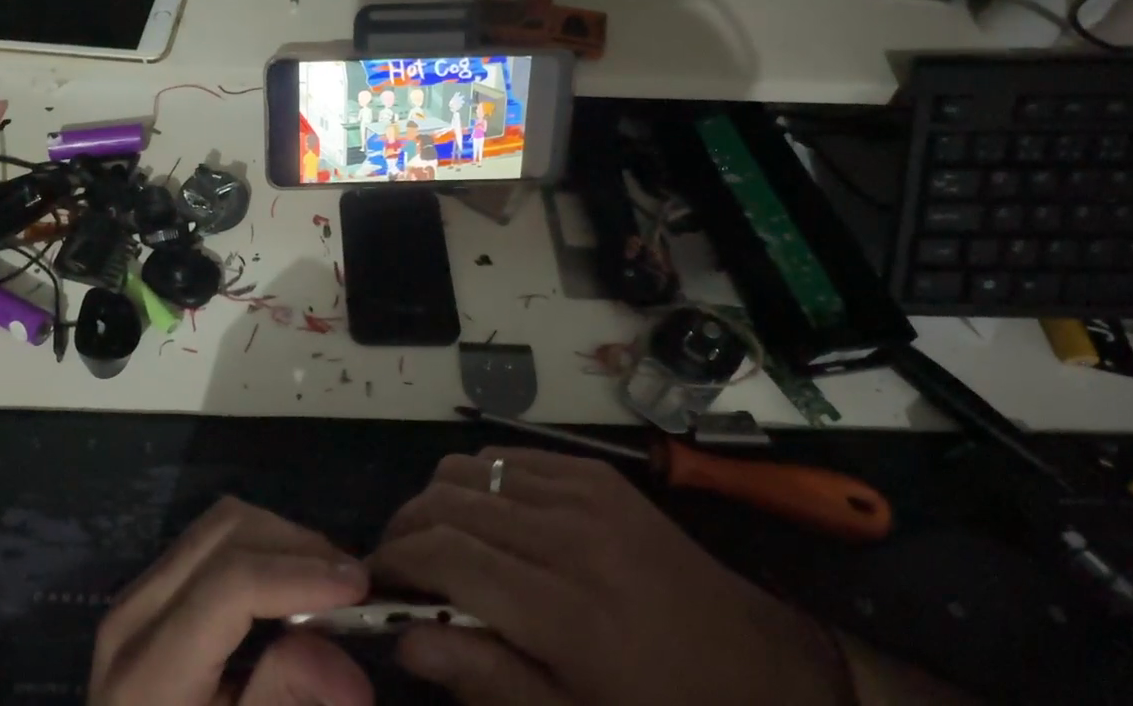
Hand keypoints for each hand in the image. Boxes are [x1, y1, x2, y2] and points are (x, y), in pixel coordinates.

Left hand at [91, 497, 373, 705]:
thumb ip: (285, 704)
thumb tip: (351, 669)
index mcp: (149, 672)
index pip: (230, 585)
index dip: (300, 576)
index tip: (362, 588)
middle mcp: (133, 614)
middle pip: (226, 533)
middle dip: (298, 547)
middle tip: (353, 588)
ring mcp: (136, 595)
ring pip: (220, 523)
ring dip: (282, 542)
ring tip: (328, 585)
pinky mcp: (148, 591)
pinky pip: (211, 540)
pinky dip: (261, 547)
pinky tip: (293, 585)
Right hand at [370, 448, 854, 705]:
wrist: (759, 667)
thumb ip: (484, 676)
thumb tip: (402, 636)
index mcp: (563, 610)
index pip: (445, 556)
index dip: (395, 563)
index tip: (374, 583)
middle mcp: (567, 535)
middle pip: (445, 502)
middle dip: (404, 530)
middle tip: (398, 567)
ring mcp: (584, 493)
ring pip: (467, 469)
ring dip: (436, 501)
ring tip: (438, 542)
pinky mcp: (596, 473)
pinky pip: (508, 456)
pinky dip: (478, 480)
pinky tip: (486, 518)